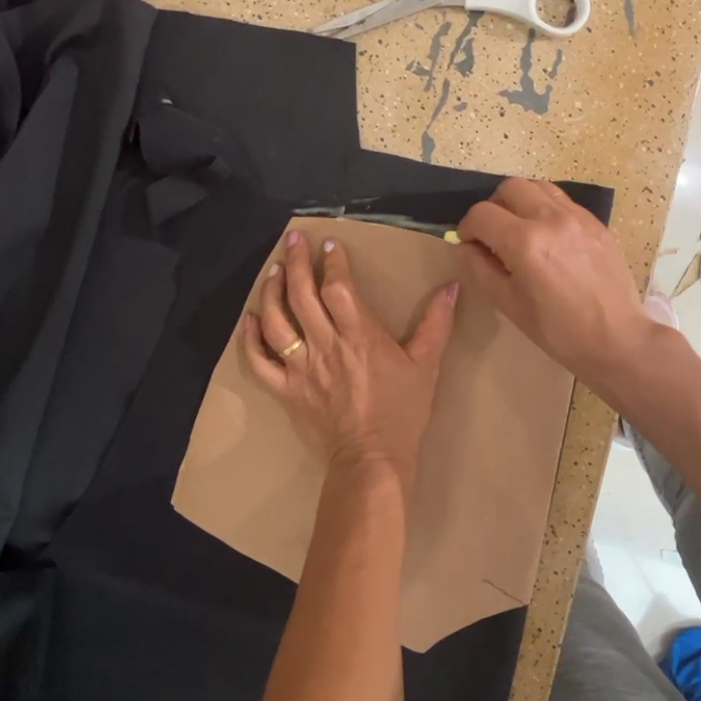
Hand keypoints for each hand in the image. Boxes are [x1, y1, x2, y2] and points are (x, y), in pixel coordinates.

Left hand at [242, 229, 457, 484]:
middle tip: (293, 240)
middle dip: (296, 263)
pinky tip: (249, 320)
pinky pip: (259, 363)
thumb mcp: (427, 365)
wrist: (373, 459)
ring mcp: (301, 368)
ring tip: (273, 271)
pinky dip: (250, 340)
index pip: (338, 287)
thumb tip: (451, 287)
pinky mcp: (286, 391)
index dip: (332, 262)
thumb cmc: (402, 412)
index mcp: (359, 335)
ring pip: (277, 321)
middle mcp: (326, 344)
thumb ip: (436, 323)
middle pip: (302, 295)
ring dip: (271, 292)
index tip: (328, 245)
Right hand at [457, 178, 655, 384]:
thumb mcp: (508, 304)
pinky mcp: (596, 223)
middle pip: (509, 188)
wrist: (616, 339)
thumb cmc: (558, 330)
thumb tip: (466, 247)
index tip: (470, 244)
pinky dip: (546, 209)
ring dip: (521, 201)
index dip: (467, 228)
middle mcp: (550, 218)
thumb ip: (480, 269)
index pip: (481, 214)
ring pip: (538, 187)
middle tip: (494, 233)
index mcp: (524, 242)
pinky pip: (563, 201)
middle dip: (493, 207)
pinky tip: (549, 237)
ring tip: (521, 228)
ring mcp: (577, 217)